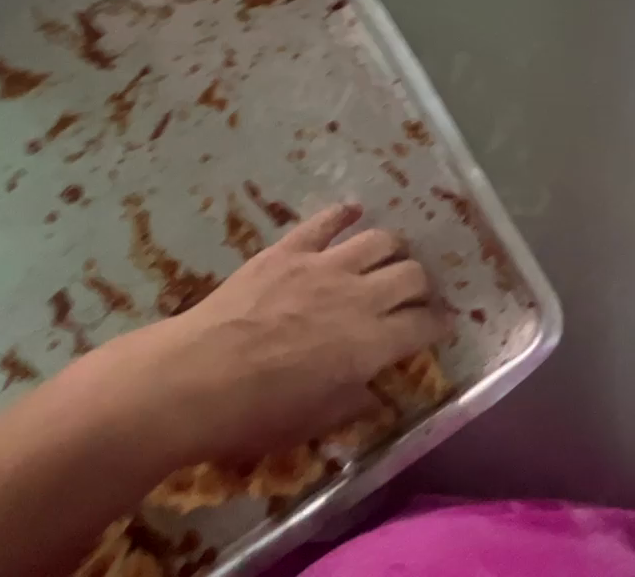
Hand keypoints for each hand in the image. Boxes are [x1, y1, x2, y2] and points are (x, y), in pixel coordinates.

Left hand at [78, 204, 446, 468]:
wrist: (192, 380)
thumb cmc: (255, 415)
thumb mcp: (315, 423)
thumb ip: (354, 403)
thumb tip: (376, 393)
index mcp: (371, 344)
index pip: (424, 324)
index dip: (440, 324)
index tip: (442, 325)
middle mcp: (360, 297)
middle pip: (412, 275)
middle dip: (422, 285)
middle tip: (415, 295)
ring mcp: (325, 267)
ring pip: (380, 240)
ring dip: (393, 249)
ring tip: (389, 256)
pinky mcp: (290, 250)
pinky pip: (326, 221)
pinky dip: (344, 213)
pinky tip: (353, 211)